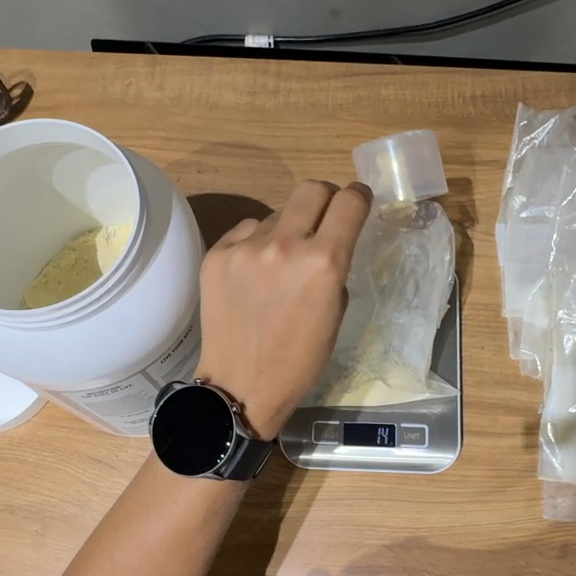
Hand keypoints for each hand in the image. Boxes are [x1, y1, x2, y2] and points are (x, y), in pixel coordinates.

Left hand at [196, 180, 372, 437]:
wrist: (241, 385)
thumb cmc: (299, 360)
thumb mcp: (335, 313)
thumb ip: (335, 267)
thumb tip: (329, 239)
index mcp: (323, 262)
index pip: (349, 202)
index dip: (359, 197)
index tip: (357, 202)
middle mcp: (284, 245)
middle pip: (312, 189)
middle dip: (325, 199)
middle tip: (322, 221)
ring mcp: (245, 248)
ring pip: (276, 214)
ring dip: (285, 229)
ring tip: (279, 266)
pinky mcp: (216, 254)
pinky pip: (246, 231)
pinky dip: (256, 244)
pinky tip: (253, 276)